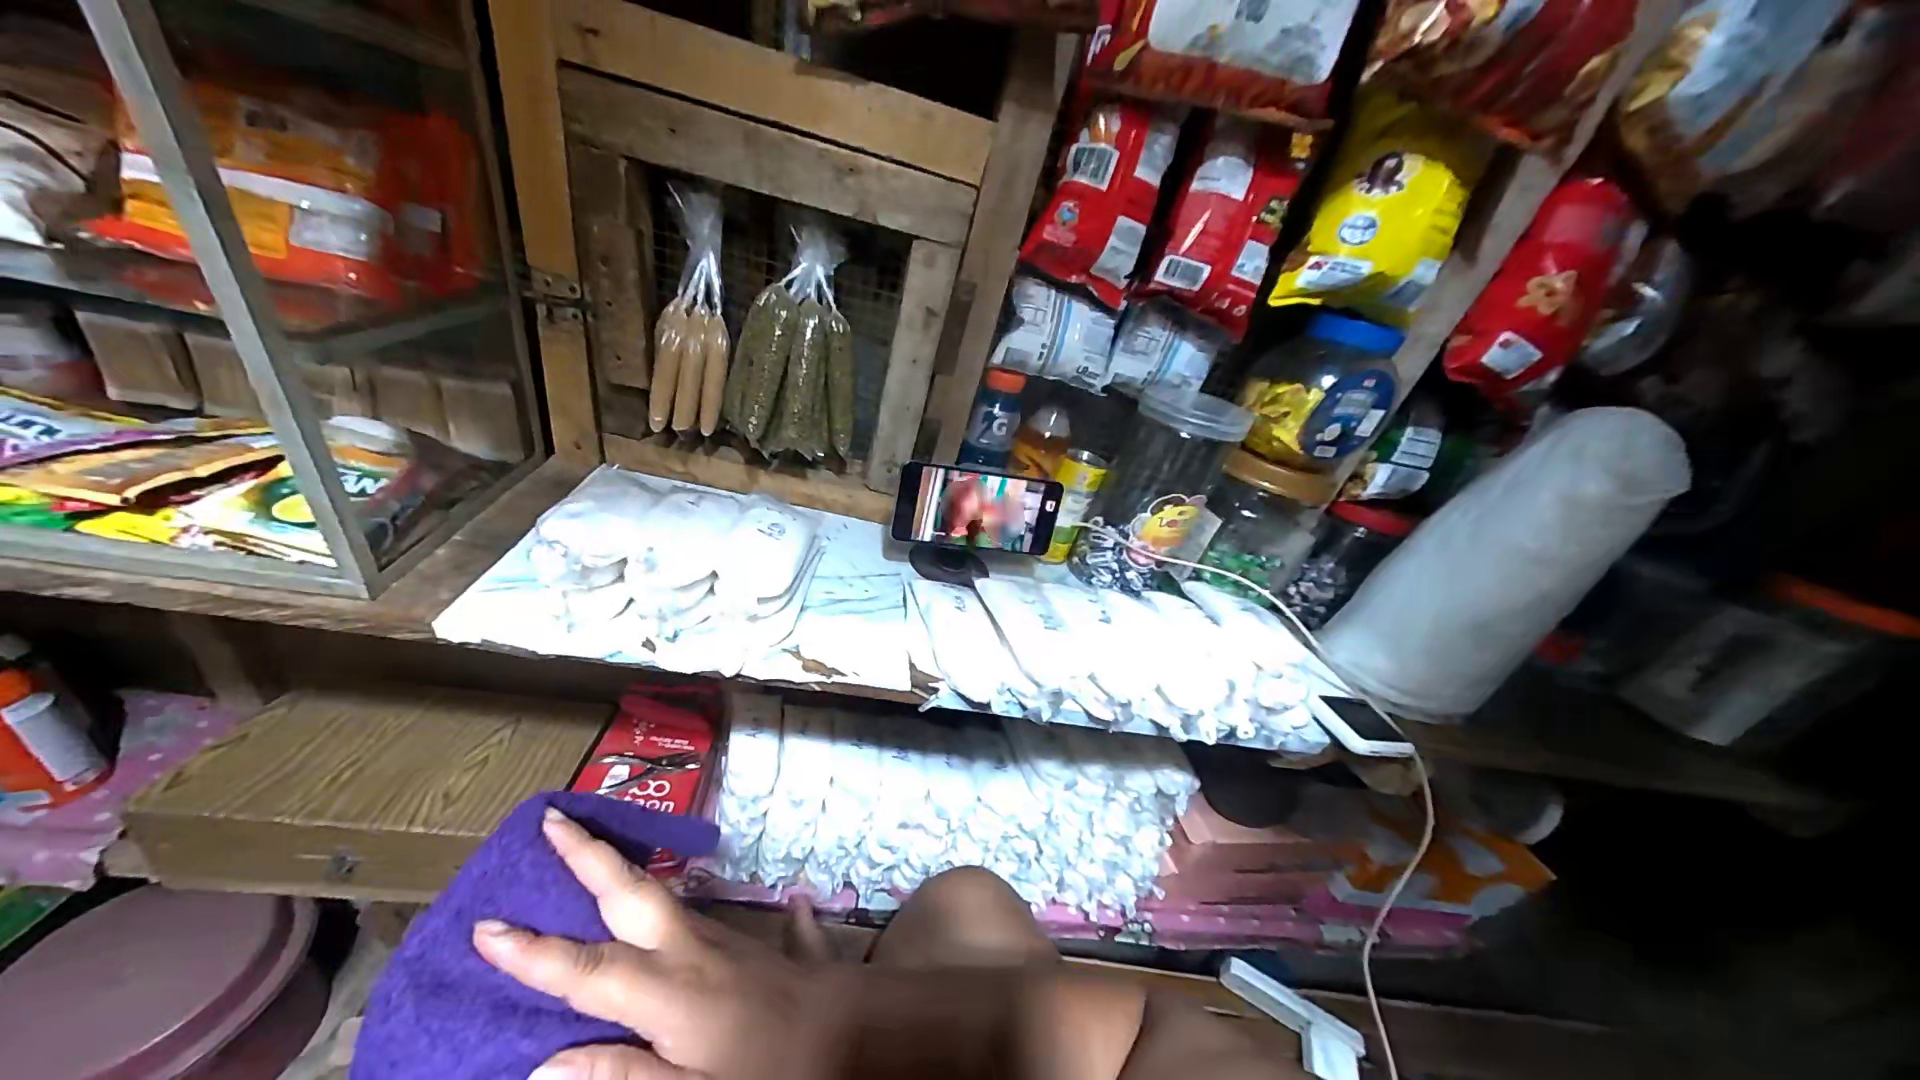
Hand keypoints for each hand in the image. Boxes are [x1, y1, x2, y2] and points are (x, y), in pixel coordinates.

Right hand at [472, 807, 846, 1079]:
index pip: (585, 967)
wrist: (856, 1032)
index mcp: (666, 991)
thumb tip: (543, 1069)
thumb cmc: (771, 1072)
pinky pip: (740, 917)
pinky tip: (780, 899)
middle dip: (588, 856)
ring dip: (632, 874)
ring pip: (670, 897)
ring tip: (600, 855)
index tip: (486, 926)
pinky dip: (736, 905)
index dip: (533, 952)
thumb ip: (621, 1079)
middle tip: (554, 820)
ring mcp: (730, 937)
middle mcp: (693, 948)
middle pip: (630, 893)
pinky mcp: (764, 941)